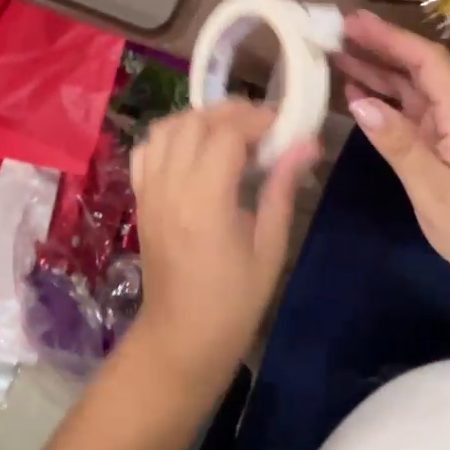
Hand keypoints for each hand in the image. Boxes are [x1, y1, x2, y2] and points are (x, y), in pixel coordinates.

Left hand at [127, 101, 317, 385]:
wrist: (181, 338)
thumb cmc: (233, 301)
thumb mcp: (270, 249)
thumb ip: (283, 189)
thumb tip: (308, 143)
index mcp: (205, 201)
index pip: (226, 133)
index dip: (256, 119)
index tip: (283, 124)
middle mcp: (171, 187)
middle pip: (195, 121)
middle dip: (231, 111)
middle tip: (261, 124)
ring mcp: (149, 190)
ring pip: (167, 127)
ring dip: (199, 118)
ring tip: (229, 131)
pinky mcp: (140, 198)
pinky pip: (146, 148)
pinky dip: (170, 135)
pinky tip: (195, 147)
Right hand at [334, 11, 449, 308]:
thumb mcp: (436, 192)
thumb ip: (400, 145)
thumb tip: (360, 103)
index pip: (427, 61)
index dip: (391, 38)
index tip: (353, 22)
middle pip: (417, 67)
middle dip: (379, 45)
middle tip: (335, 30)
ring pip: (411, 87)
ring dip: (377, 69)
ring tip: (336, 54)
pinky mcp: (443, 145)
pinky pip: (410, 111)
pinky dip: (383, 98)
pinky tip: (356, 94)